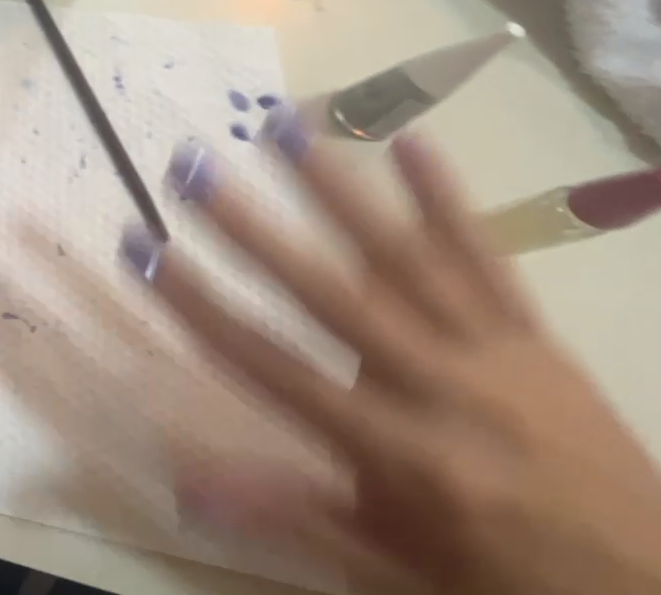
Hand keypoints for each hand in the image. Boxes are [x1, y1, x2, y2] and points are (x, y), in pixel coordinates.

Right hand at [131, 107, 660, 593]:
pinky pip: (487, 261)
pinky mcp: (534, 337)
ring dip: (334, 186)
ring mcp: (494, 355)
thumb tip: (183, 483)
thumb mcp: (388, 567)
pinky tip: (410, 140)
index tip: (140, 248)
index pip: (271, 364)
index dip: (197, 305)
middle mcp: (442, 390)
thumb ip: (290, 514)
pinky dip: (448, 199)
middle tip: (194, 167)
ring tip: (281, 125)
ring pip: (402, 258)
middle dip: (250, 227)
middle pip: (330, 296)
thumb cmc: (497, 579)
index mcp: (400, 454)